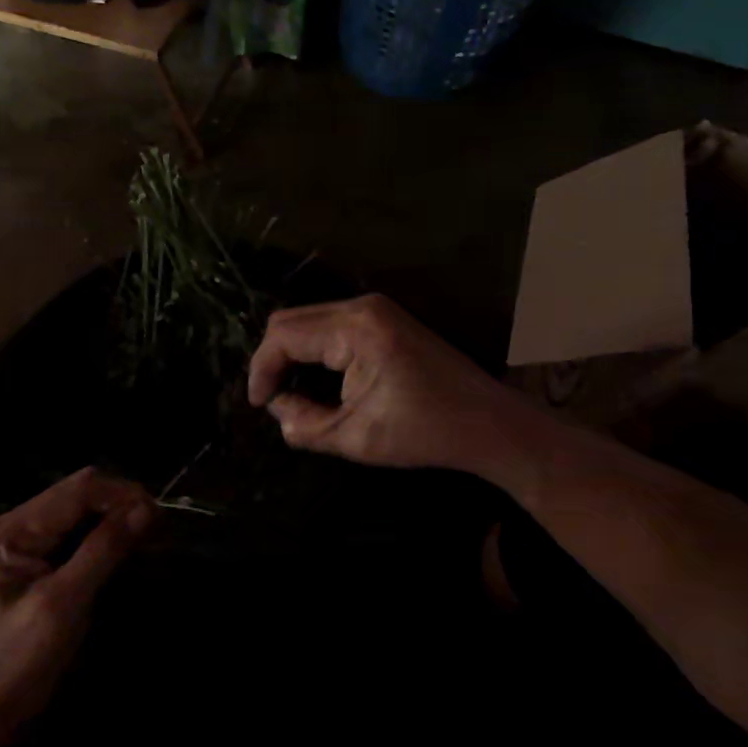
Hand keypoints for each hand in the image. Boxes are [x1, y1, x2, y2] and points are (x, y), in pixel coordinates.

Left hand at [0, 468, 154, 746]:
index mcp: (12, 529)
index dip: (122, 493)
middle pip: (76, 496)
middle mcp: (13, 527)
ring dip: (110, 522)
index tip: (161, 516)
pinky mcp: (26, 569)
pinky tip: (117, 556)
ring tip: (145, 541)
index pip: (78, 488)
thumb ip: (103, 551)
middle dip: (118, 505)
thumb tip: (146, 507)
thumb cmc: (13, 665)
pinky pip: (68, 539)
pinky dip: (97, 542)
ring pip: (75, 516)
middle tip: (157, 530)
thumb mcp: (63, 605)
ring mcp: (17, 548)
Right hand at [247, 294, 522, 476]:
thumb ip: (303, 424)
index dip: (262, 370)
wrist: (488, 422)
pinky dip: (312, 349)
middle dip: (272, 359)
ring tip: (288, 392)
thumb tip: (276, 407)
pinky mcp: (383, 318)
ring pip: (308, 320)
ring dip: (291, 353)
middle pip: (290, 320)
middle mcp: (362, 308)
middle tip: (271, 398)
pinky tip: (314, 378)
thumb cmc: (425, 433)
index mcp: (356, 330)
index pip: (284, 336)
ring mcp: (375, 309)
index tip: (259, 404)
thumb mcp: (355, 438)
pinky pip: (329, 325)